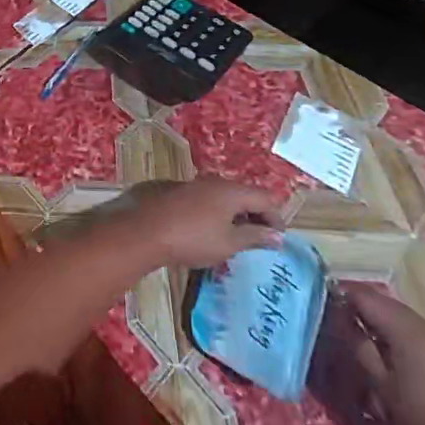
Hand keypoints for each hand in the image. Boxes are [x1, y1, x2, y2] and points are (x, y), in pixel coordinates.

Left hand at [120, 177, 282, 268]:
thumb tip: (277, 235)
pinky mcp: (177, 192)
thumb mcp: (229, 243)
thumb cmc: (193, 238)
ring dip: (235, 215)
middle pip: (244, 194)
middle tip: (260, 240)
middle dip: (255, 215)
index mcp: (230, 191)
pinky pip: (206, 200)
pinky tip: (211, 232)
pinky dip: (216, 214)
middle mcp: (213, 182)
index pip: (265, 197)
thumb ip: (255, 236)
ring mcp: (193, 185)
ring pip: (224, 197)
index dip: (276, 217)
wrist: (145, 230)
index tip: (278, 239)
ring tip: (237, 239)